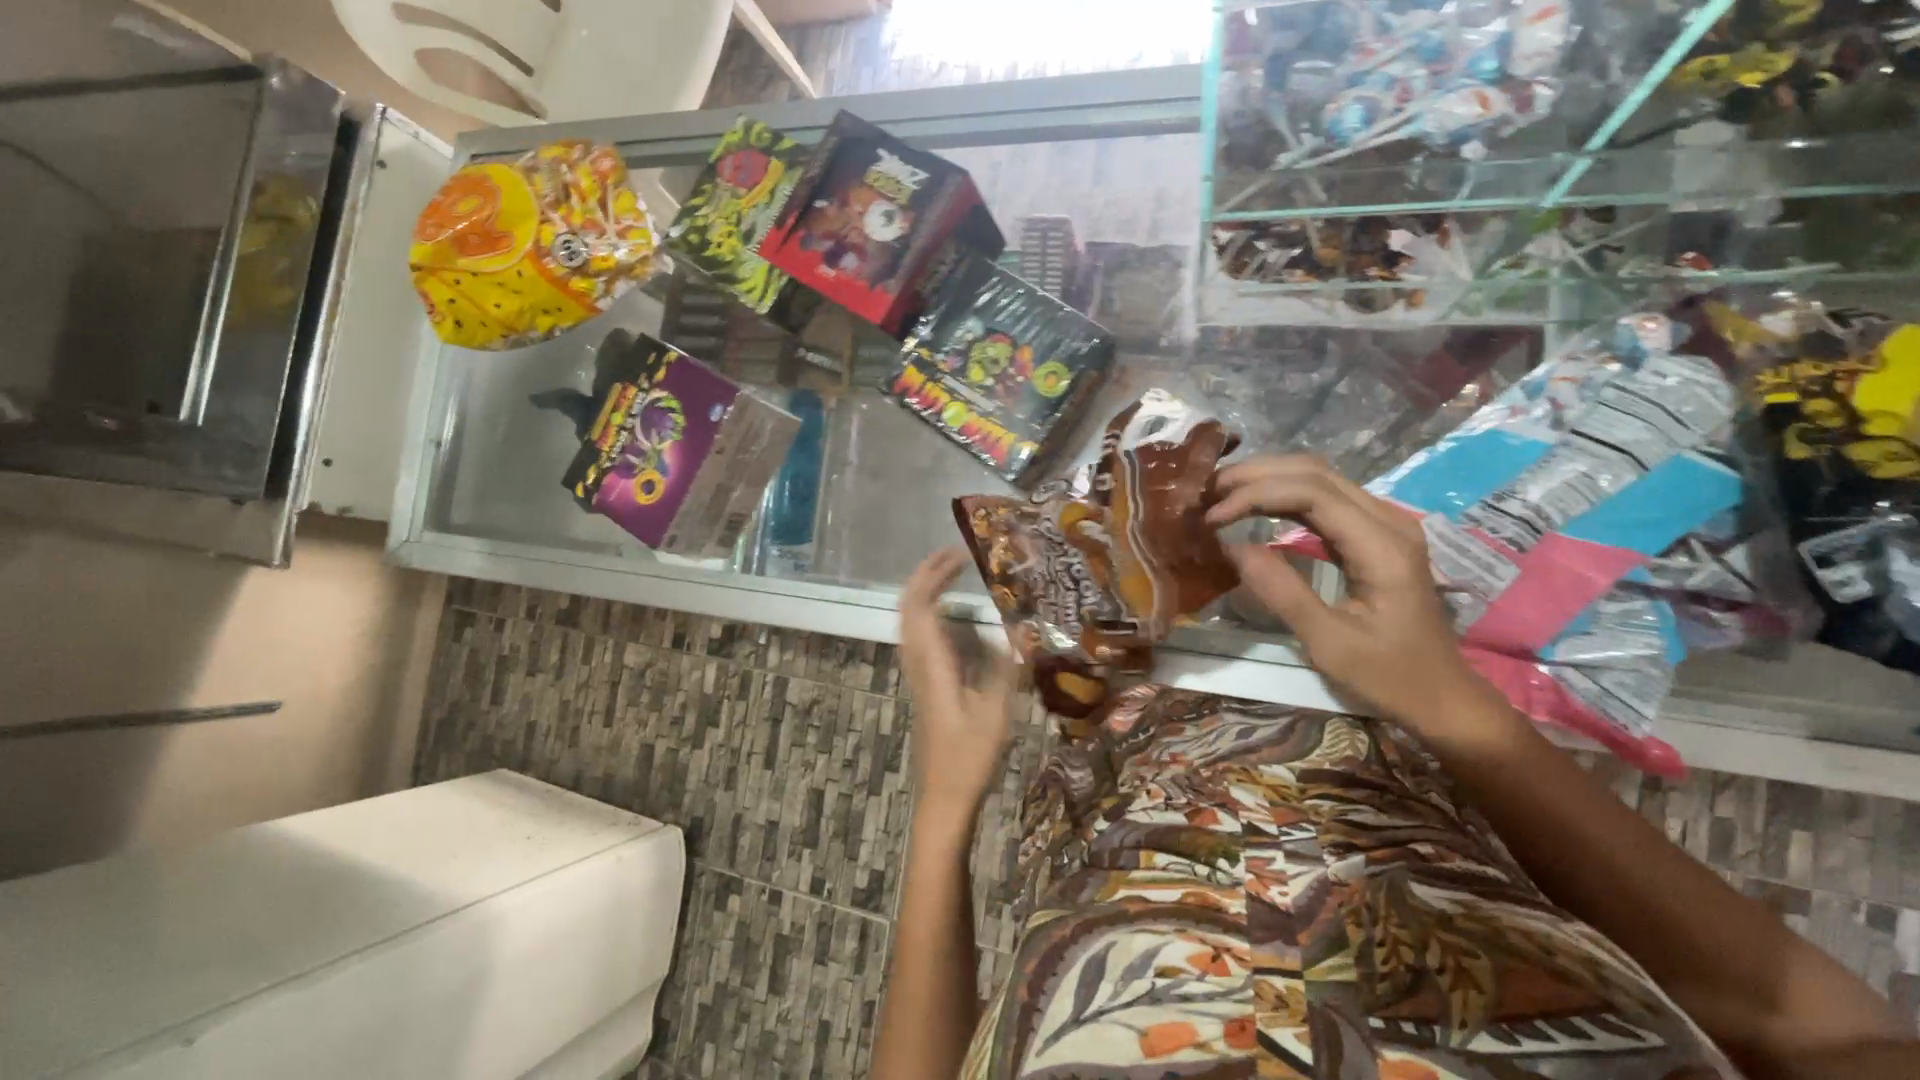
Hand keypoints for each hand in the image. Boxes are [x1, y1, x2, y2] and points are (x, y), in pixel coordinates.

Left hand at [898, 548, 1021, 823]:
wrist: (943, 799)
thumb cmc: (969, 759)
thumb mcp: (996, 714)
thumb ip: (1006, 669)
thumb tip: (1021, 628)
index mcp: (933, 666)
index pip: (921, 607)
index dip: (934, 575)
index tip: (960, 554)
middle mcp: (919, 665)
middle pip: (908, 609)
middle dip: (926, 576)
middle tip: (954, 556)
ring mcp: (919, 677)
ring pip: (909, 624)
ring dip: (925, 594)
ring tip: (952, 576)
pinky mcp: (925, 688)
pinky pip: (919, 639)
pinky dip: (930, 616)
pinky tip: (954, 622)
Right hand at [1205, 456, 1504, 732]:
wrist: (1442, 695)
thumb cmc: (1388, 675)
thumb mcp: (1329, 643)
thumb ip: (1281, 592)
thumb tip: (1231, 546)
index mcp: (1382, 546)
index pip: (1312, 493)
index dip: (1257, 494)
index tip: (1212, 516)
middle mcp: (1389, 521)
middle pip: (1315, 473)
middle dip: (1257, 476)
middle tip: (1207, 492)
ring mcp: (1385, 524)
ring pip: (1320, 479)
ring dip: (1268, 480)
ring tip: (1221, 495)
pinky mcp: (1375, 535)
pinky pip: (1325, 499)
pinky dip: (1284, 496)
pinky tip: (1254, 507)